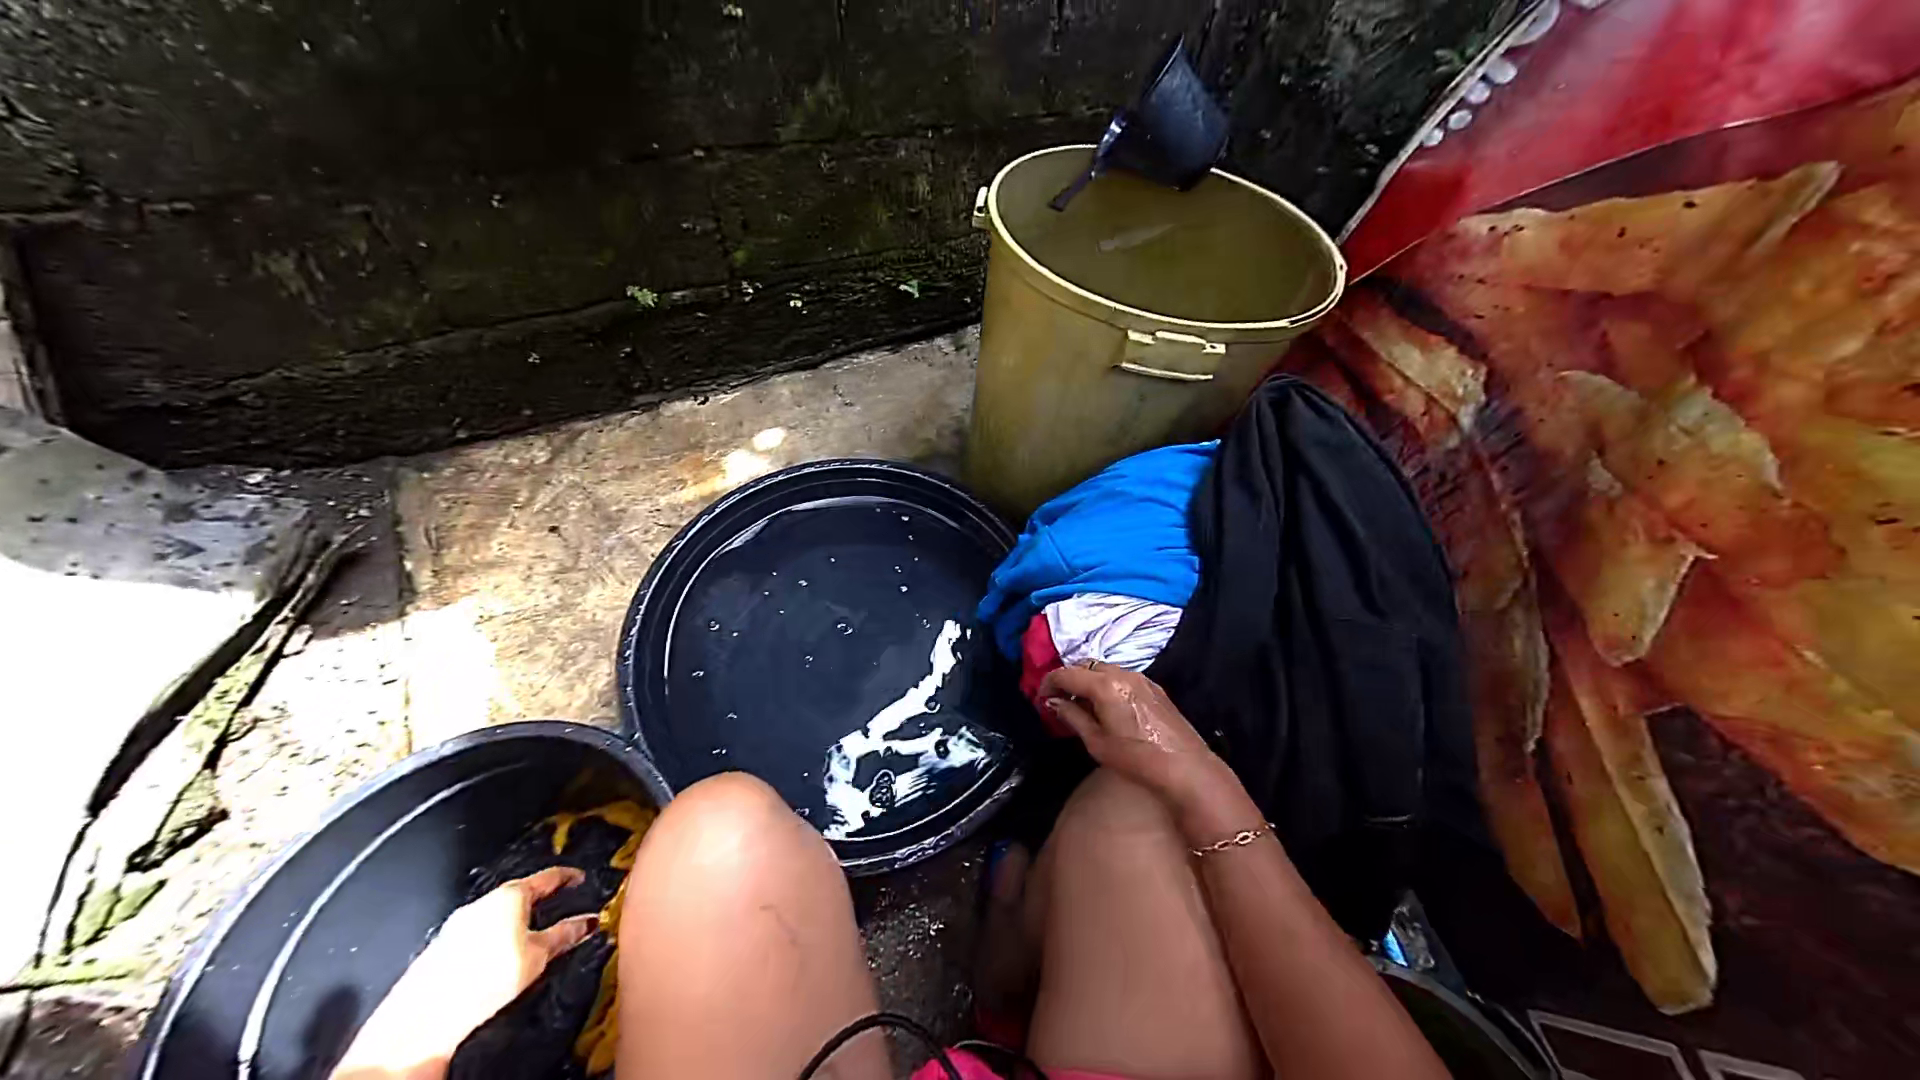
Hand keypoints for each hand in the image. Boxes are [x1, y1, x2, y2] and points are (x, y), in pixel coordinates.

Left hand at [331, 867, 598, 1079]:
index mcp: (510, 895)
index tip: (578, 878)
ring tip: (528, 940)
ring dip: (513, 922)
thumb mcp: (538, 956)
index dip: (568, 876)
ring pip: (495, 915)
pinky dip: (491, 940)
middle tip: (557, 909)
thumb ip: (566, 934)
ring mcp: (456, 925)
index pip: (549, 876)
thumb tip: (586, 923)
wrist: (421, 1022)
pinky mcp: (439, 949)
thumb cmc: (480, 984)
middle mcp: (481, 903)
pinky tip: (495, 962)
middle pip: (519, 894)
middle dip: (539, 901)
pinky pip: (475, 934)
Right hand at [1038, 664, 1234, 812]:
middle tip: (1057, 700)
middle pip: (1085, 665)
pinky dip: (1105, 684)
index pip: (1066, 673)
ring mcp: (1141, 679)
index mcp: (1105, 685)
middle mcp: (1123, 674)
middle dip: (1067, 678)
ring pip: (1104, 669)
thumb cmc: (1137, 759)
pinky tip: (1103, 705)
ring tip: (1079, 704)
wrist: (1186, 769)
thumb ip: (1072, 717)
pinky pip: (1121, 676)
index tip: (1040, 698)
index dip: (1049, 683)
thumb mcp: (1097, 742)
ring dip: (1087, 680)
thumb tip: (1053, 702)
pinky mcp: (1154, 688)